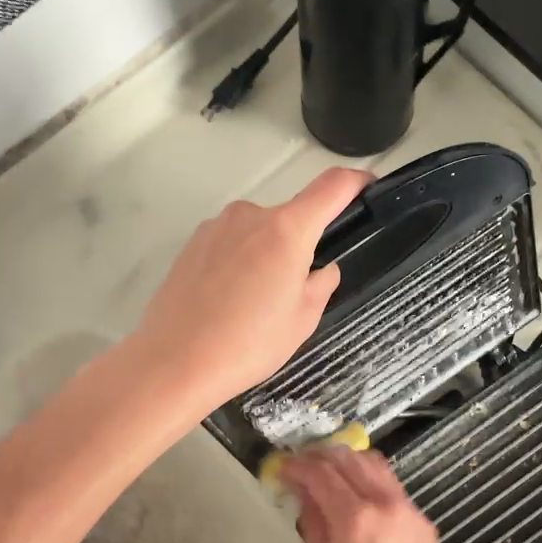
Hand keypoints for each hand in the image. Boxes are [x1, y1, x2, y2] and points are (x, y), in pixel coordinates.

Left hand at [131, 167, 371, 407]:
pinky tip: (228, 302)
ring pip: (258, 233)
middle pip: (290, 217)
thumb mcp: (302, 320)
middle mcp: (250, 216)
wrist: (174, 361)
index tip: (367, 186)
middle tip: (293, 293)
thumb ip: (321, 285)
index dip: (356, 182)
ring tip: (255, 305)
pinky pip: (231, 244)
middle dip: (300, 246)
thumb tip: (321, 269)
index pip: (332, 187)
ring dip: (266, 256)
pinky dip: (239, 264)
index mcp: (286, 230)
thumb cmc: (247, 344)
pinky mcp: (192, 243)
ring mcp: (216, 226)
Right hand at [281, 447, 443, 542]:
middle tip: (303, 465)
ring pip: (376, 464)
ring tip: (330, 473)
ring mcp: (408, 509)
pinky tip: (359, 499)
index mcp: (354, 518)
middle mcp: (384, 504)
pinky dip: (371, 482)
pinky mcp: (422, 519)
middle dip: (321, 456)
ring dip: (349, 461)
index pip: (321, 474)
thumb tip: (304, 491)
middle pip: (349, 458)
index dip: (297, 466)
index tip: (284, 468)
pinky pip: (393, 488)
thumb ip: (312, 520)